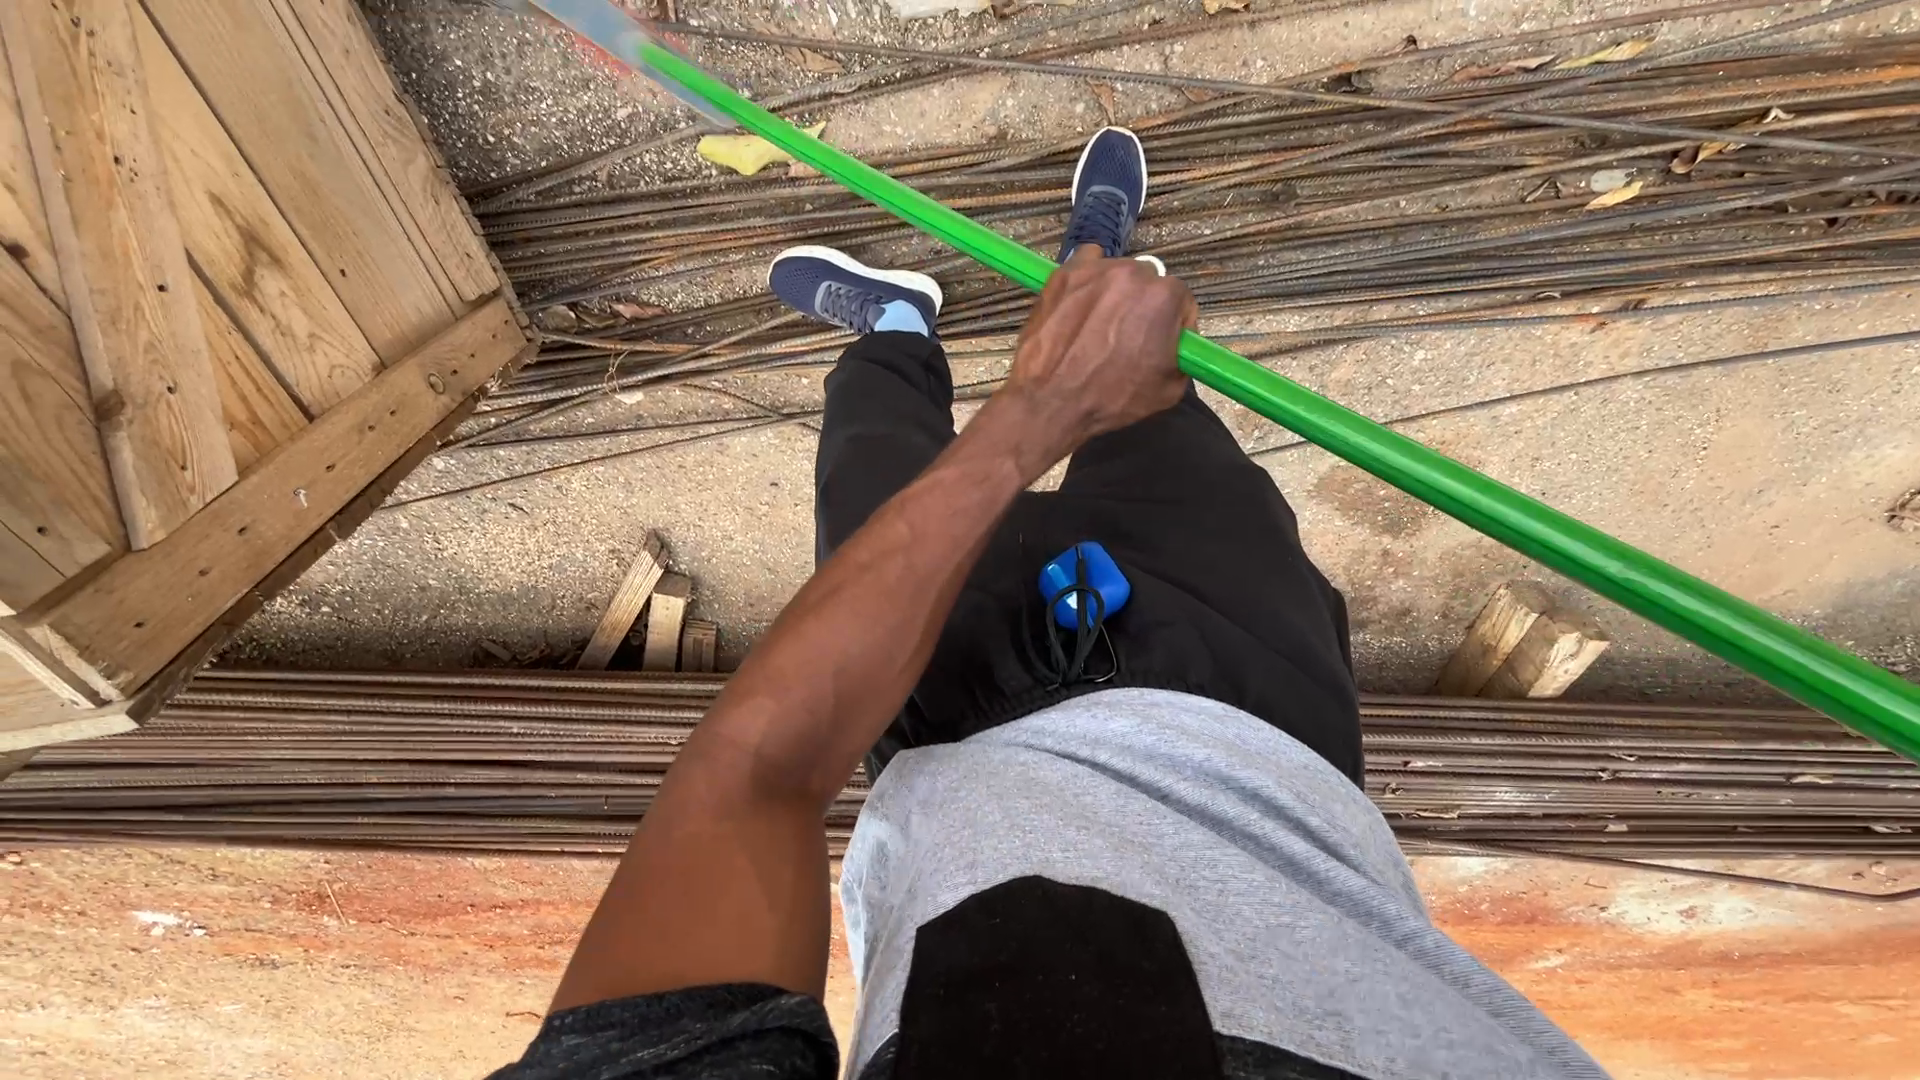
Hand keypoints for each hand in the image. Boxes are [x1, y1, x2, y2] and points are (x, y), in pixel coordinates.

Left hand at [1001, 246, 1196, 457]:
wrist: (1050, 402)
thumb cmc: (1110, 398)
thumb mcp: (1169, 389)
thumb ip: (1184, 355)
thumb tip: (1178, 345)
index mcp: (1165, 297)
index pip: (1181, 302)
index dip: (1173, 325)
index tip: (1160, 343)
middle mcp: (1133, 273)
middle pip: (1149, 284)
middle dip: (1143, 308)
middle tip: (1127, 338)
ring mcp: (1096, 270)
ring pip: (1118, 275)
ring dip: (1115, 294)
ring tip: (1099, 326)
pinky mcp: (1065, 274)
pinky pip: (1086, 263)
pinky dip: (1088, 279)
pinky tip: (1083, 302)